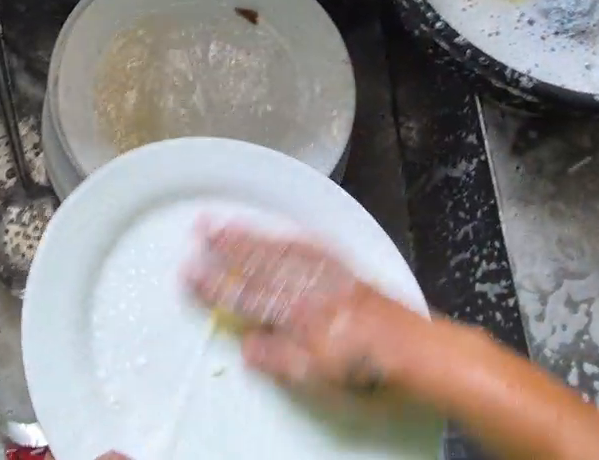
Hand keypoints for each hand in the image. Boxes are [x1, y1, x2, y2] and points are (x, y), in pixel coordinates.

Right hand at [183, 221, 400, 393]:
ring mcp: (322, 272)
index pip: (245, 298)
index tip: (188, 271)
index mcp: (294, 315)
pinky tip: (272, 228)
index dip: (215, 286)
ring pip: (276, 248)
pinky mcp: (340, 266)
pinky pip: (305, 243)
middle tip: (197, 227)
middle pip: (257, 264)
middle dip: (224, 246)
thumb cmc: (364, 370)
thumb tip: (244, 346)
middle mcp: (304, 286)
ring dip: (247, 234)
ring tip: (221, 221)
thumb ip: (279, 358)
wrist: (411, 348)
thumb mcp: (318, 378)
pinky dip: (283, 234)